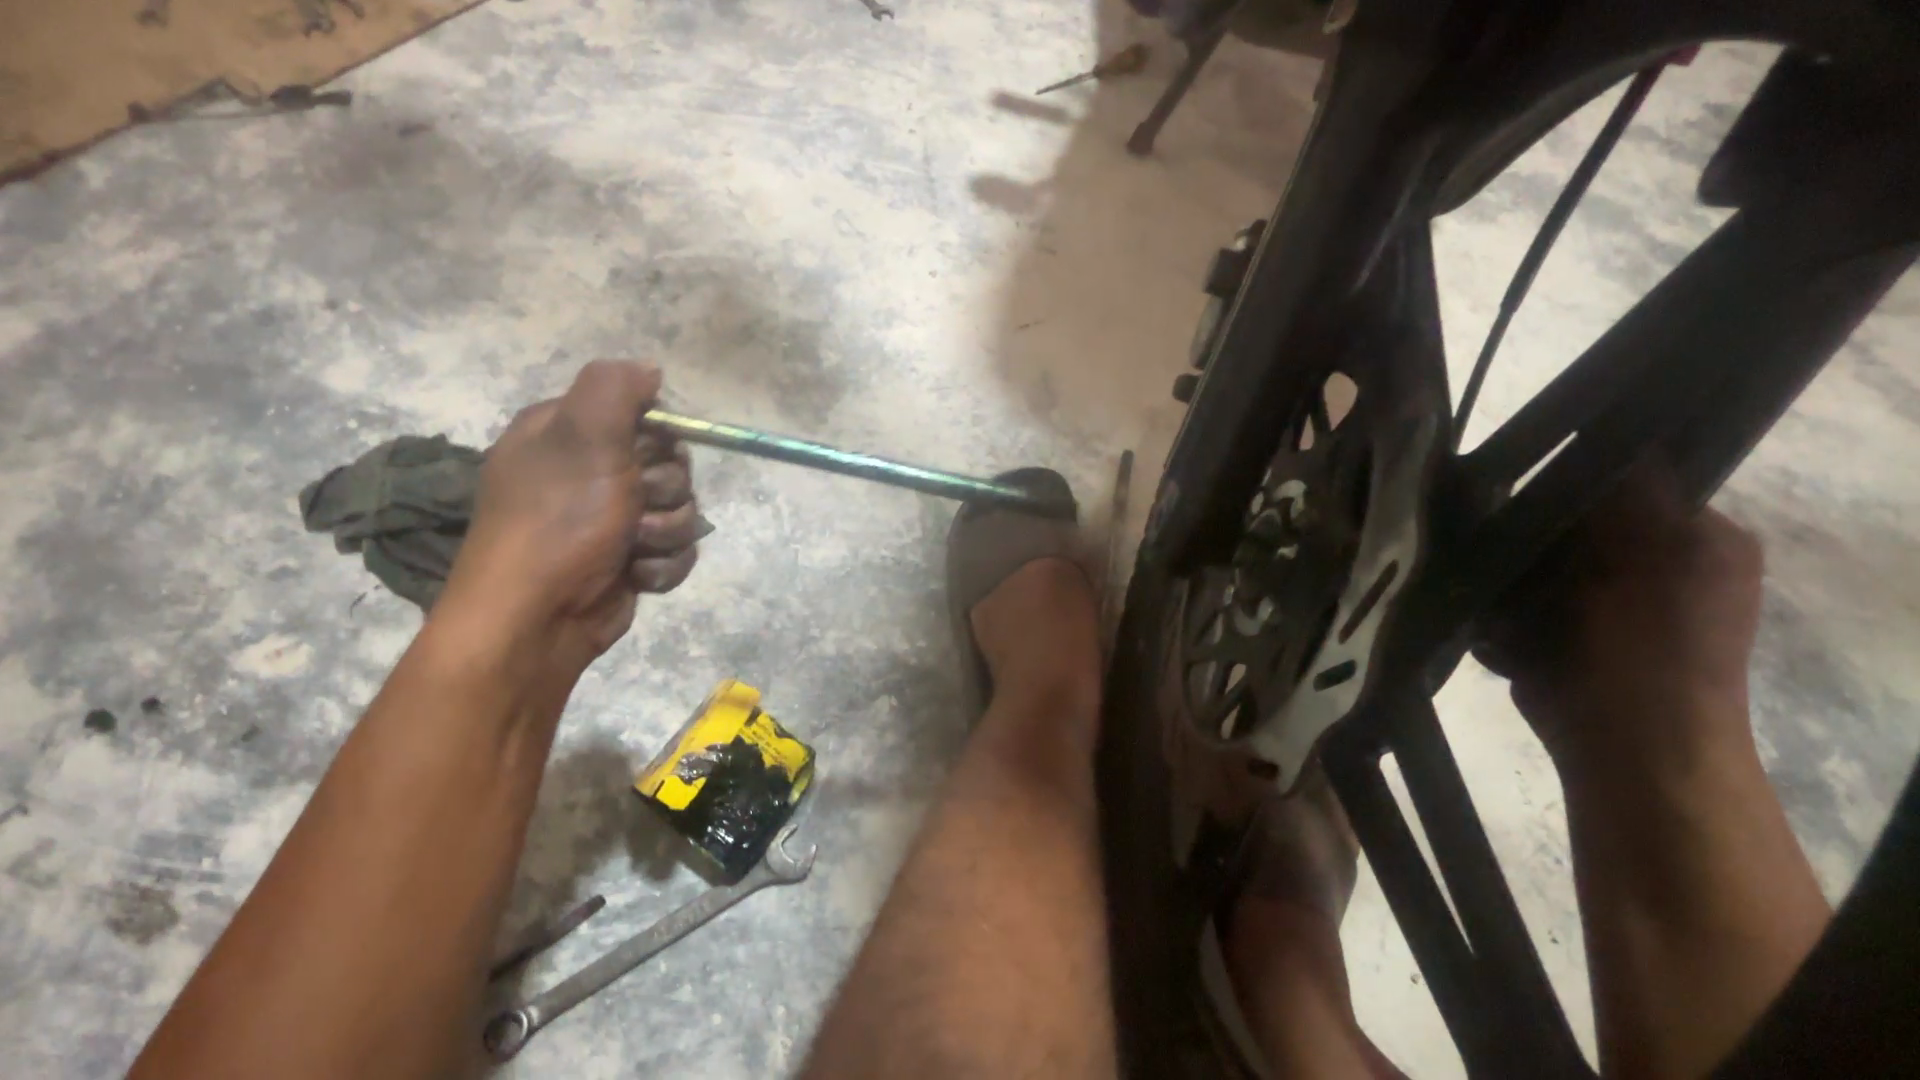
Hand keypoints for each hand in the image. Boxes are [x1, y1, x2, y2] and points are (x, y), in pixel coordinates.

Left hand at [436, 361, 700, 680]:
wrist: (537, 618)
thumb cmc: (558, 521)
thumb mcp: (582, 437)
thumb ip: (616, 388)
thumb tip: (650, 370)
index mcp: (566, 432)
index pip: (641, 410)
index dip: (658, 434)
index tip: (647, 453)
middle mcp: (589, 471)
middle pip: (672, 462)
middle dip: (665, 490)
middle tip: (635, 506)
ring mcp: (611, 519)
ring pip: (682, 509)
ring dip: (666, 532)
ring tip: (632, 548)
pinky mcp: (630, 560)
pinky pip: (677, 550)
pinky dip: (664, 565)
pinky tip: (636, 575)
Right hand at [1479, 464, 1763, 780]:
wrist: (1631, 750)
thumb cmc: (1655, 650)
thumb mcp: (1660, 557)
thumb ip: (1633, 497)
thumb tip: (1614, 436)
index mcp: (1695, 540)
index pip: (1629, 482)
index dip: (1576, 481)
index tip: (1525, 487)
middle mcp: (1650, 570)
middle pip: (1568, 526)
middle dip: (1529, 540)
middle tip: (1502, 551)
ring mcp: (1598, 611)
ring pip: (1529, 569)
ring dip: (1507, 586)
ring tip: (1497, 604)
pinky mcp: (1555, 643)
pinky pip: (1512, 611)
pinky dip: (1501, 623)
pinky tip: (1499, 637)